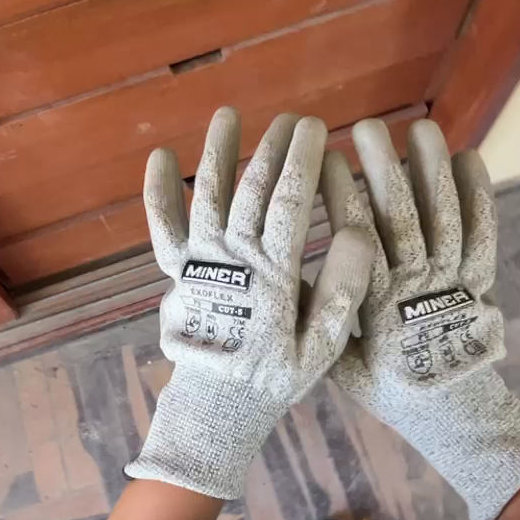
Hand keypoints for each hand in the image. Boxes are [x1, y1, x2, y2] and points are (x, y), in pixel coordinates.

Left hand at [125, 108, 374, 499]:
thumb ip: (344, 293)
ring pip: (208, 196)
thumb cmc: (276, 374)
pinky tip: (161, 156)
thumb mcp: (324, 347)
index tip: (315, 128)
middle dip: (273, 148)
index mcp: (274, 274)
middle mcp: (233, 259)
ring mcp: (199, 262)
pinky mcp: (174, 271)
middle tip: (291, 119)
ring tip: (229, 115)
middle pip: (252, 189)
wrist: (218, 404)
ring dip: (219, 153)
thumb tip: (361, 234)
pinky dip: (158, 191)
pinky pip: (162, 226)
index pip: (289, 203)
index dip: (302, 160)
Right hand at [321, 118, 519, 519]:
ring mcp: (454, 280)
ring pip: (444, 218)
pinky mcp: (481, 280)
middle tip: (366, 127)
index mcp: (377, 305)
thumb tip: (286, 277)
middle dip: (384, 168)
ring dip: (431, 170)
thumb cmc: (387, 387)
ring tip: (418, 128)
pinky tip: (469, 157)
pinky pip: (484, 233)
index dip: (343, 198)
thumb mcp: (339, 364)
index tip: (327, 160)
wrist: (454, 415)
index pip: (357, 241)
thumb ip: (319, 318)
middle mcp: (417, 286)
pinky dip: (479, 195)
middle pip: (401, 218)